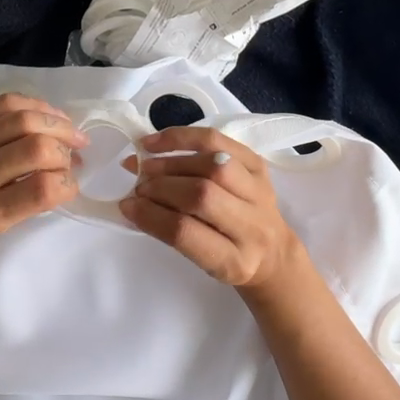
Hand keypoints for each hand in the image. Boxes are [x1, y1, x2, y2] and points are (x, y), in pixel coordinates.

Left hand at [0, 94, 85, 260]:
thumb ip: (28, 201)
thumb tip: (64, 173)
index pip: (41, 189)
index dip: (67, 182)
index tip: (73, 181)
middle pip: (34, 145)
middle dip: (66, 144)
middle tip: (79, 148)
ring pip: (21, 116)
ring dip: (53, 119)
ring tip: (68, 128)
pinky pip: (2, 102)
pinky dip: (30, 105)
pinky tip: (43, 113)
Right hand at [119, 127, 304, 288]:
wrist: (272, 253)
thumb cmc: (228, 258)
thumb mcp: (201, 262)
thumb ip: (170, 232)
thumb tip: (130, 202)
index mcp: (235, 261)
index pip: (186, 233)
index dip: (151, 215)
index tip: (127, 206)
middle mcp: (253, 226)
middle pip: (202, 196)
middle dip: (160, 186)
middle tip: (137, 186)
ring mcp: (260, 192)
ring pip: (213, 165)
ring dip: (171, 162)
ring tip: (147, 163)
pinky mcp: (258, 165)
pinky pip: (219, 141)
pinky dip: (184, 137)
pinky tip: (159, 142)